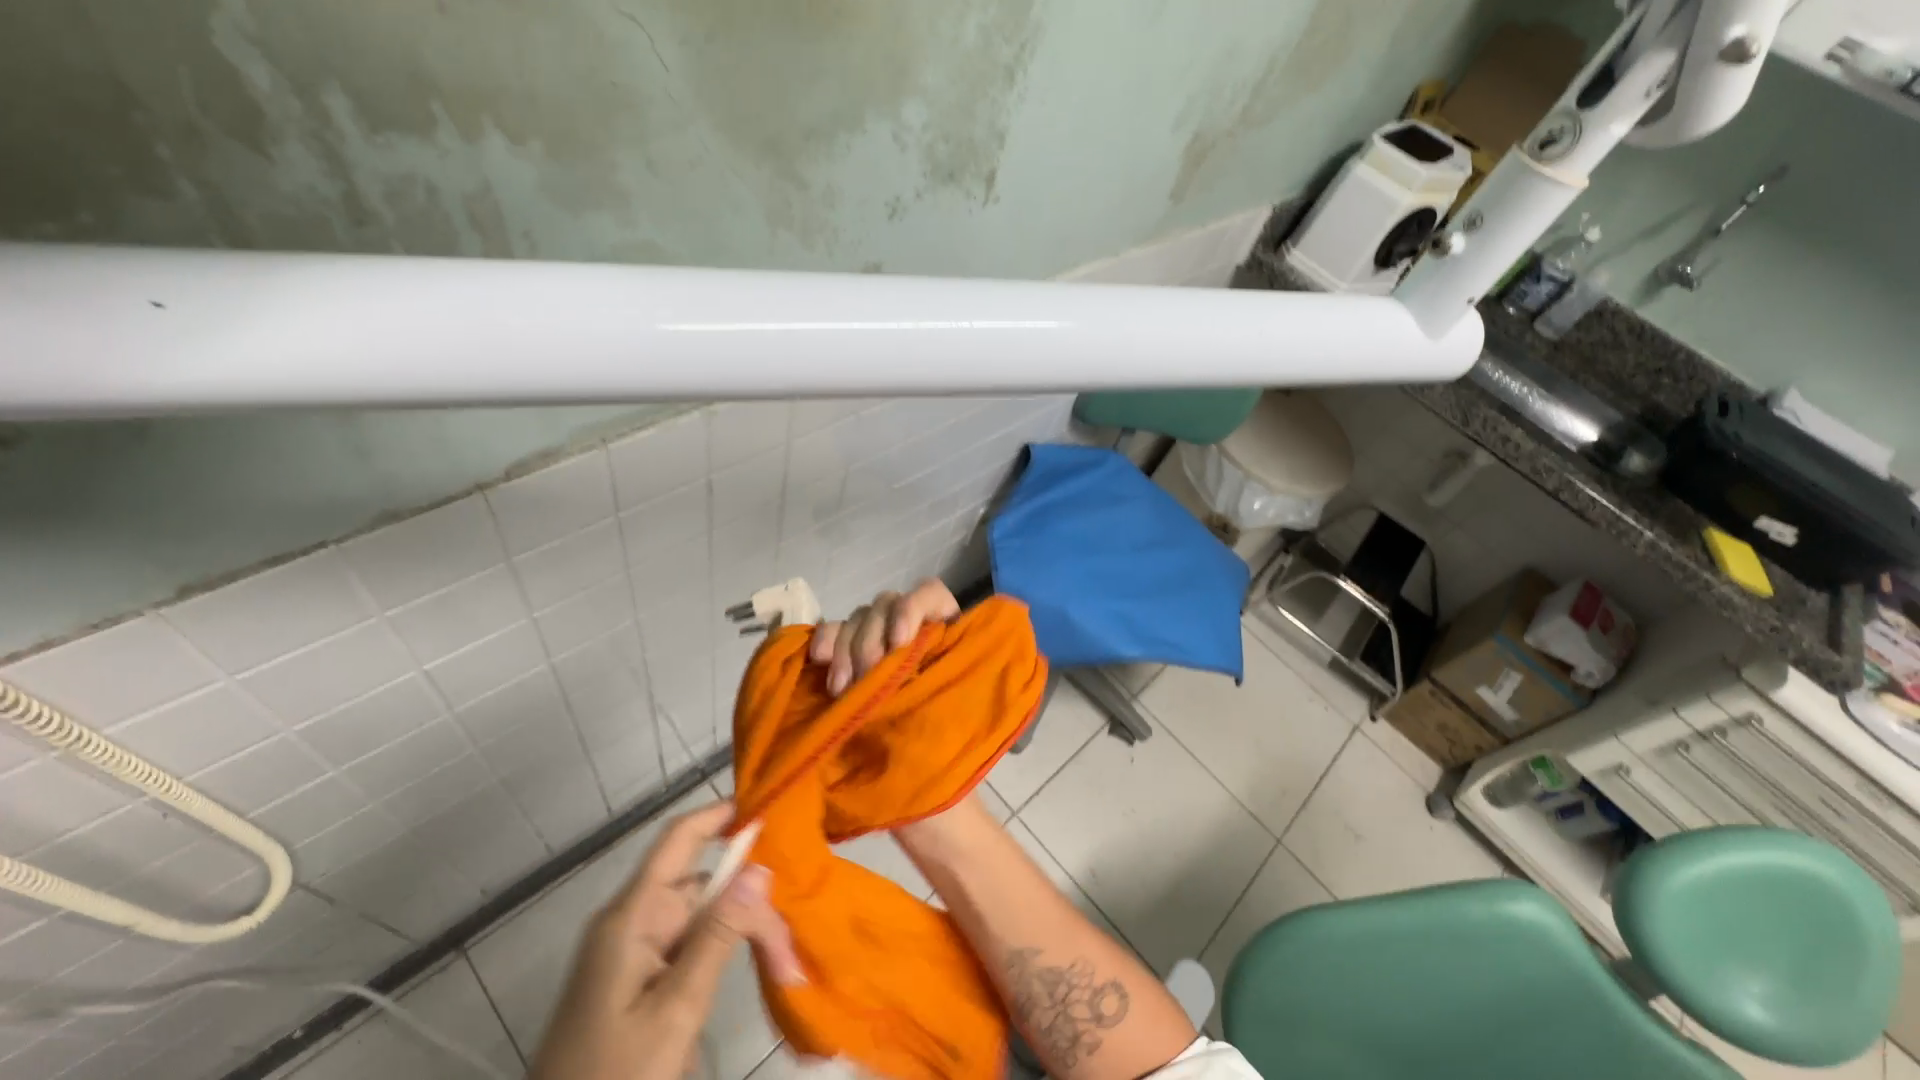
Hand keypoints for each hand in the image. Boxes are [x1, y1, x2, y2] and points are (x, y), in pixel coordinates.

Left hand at [532, 803, 802, 1079]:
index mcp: (630, 917)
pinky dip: (726, 955)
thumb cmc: (615, 1074)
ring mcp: (636, 952)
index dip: (720, 815)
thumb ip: (717, 937)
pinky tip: (760, 972)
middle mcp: (633, 923)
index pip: (679, 841)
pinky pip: (692, 948)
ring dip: (744, 934)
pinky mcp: (642, 979)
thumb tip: (758, 868)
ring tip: (786, 965)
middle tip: (794, 948)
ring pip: (704, 919)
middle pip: (703, 886)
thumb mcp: (675, 1010)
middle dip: (751, 903)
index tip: (771, 807)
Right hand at [808, 578, 961, 694]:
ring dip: (847, 650)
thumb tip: (925, 688)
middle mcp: (907, 614)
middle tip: (866, 677)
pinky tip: (819, 661)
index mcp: (943, 617)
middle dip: (872, 643)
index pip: (928, 593)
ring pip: (857, 618)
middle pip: (884, 606)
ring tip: (841, 688)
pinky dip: (825, 641)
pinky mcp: (851, 641)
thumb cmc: (955, 699)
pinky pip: (833, 629)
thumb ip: (943, 676)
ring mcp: (878, 626)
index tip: (898, 642)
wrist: (934, 724)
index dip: (909, 610)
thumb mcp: (957, 687)